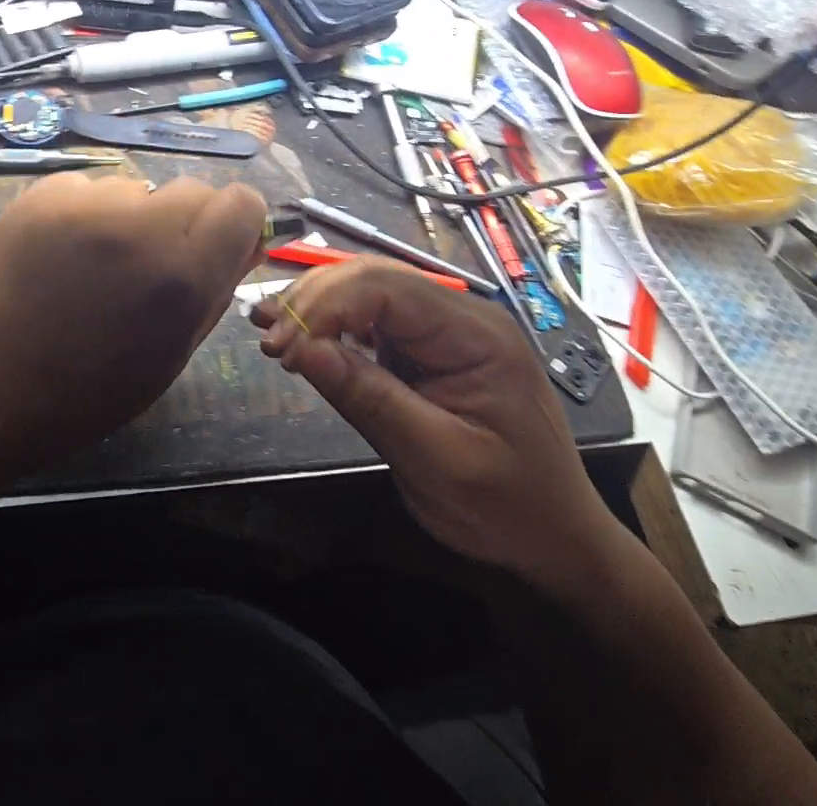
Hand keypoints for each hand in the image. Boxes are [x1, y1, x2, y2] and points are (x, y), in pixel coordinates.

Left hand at [0, 173, 265, 457]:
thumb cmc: (92, 391)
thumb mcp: (173, 353)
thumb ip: (214, 290)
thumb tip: (242, 243)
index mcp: (183, 275)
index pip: (241, 204)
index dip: (231, 228)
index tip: (210, 250)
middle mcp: (140, 227)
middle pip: (193, 189)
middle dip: (181, 223)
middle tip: (146, 266)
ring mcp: (85, 206)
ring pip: (135, 188)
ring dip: (128, 217)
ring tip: (92, 267)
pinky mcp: (40, 197)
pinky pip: (86, 190)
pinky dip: (83, 214)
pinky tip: (59, 256)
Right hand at [251, 257, 619, 586]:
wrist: (552, 537)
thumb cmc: (505, 504)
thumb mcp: (436, 458)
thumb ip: (370, 399)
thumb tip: (301, 350)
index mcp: (476, 335)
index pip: (386, 289)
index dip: (324, 307)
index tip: (279, 349)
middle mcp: (460, 318)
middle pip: (372, 279)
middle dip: (313, 301)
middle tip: (265, 339)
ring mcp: (441, 333)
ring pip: (365, 294)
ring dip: (314, 308)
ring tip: (265, 329)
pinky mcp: (424, 352)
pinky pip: (370, 323)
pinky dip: (329, 328)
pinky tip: (296, 337)